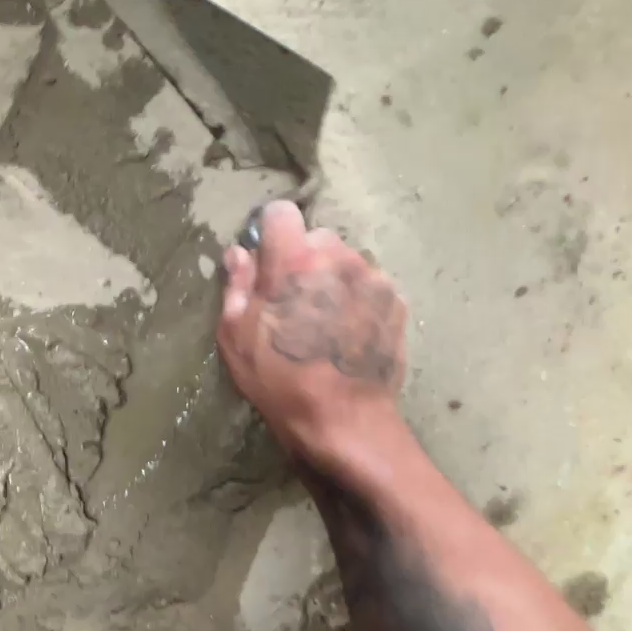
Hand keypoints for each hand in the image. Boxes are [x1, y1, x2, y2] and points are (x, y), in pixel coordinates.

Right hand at [218, 201, 409, 475]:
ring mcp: (373, 278)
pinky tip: (342, 331)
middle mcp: (338, 258)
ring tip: (317, 319)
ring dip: (328, 278)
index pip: (280, 213)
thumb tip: (238, 253)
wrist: (341, 417)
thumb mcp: (235, 336)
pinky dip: (352, 297)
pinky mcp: (395, 300)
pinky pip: (367, 284)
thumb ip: (237, 286)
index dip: (268, 233)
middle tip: (286, 300)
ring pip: (344, 260)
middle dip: (299, 258)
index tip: (262, 260)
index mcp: (294, 261)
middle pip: (315, 237)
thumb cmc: (276, 378)